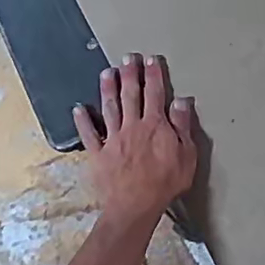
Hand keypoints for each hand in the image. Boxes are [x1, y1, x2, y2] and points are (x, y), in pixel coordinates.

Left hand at [74, 54, 198, 227]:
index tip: (151, 60)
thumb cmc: (165, 183)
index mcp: (155, 125)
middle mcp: (132, 126)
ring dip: (108, 89)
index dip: (153, 75)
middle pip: (131, 95)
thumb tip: (181, 101)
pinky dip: (83, 121)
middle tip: (128, 57)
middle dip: (130, 74)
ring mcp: (113, 139)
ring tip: (106, 72)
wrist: (135, 206)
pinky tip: (78, 108)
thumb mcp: (186, 155)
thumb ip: (183, 126)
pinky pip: (89, 134)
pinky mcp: (98, 154)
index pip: (155, 94)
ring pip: (109, 108)